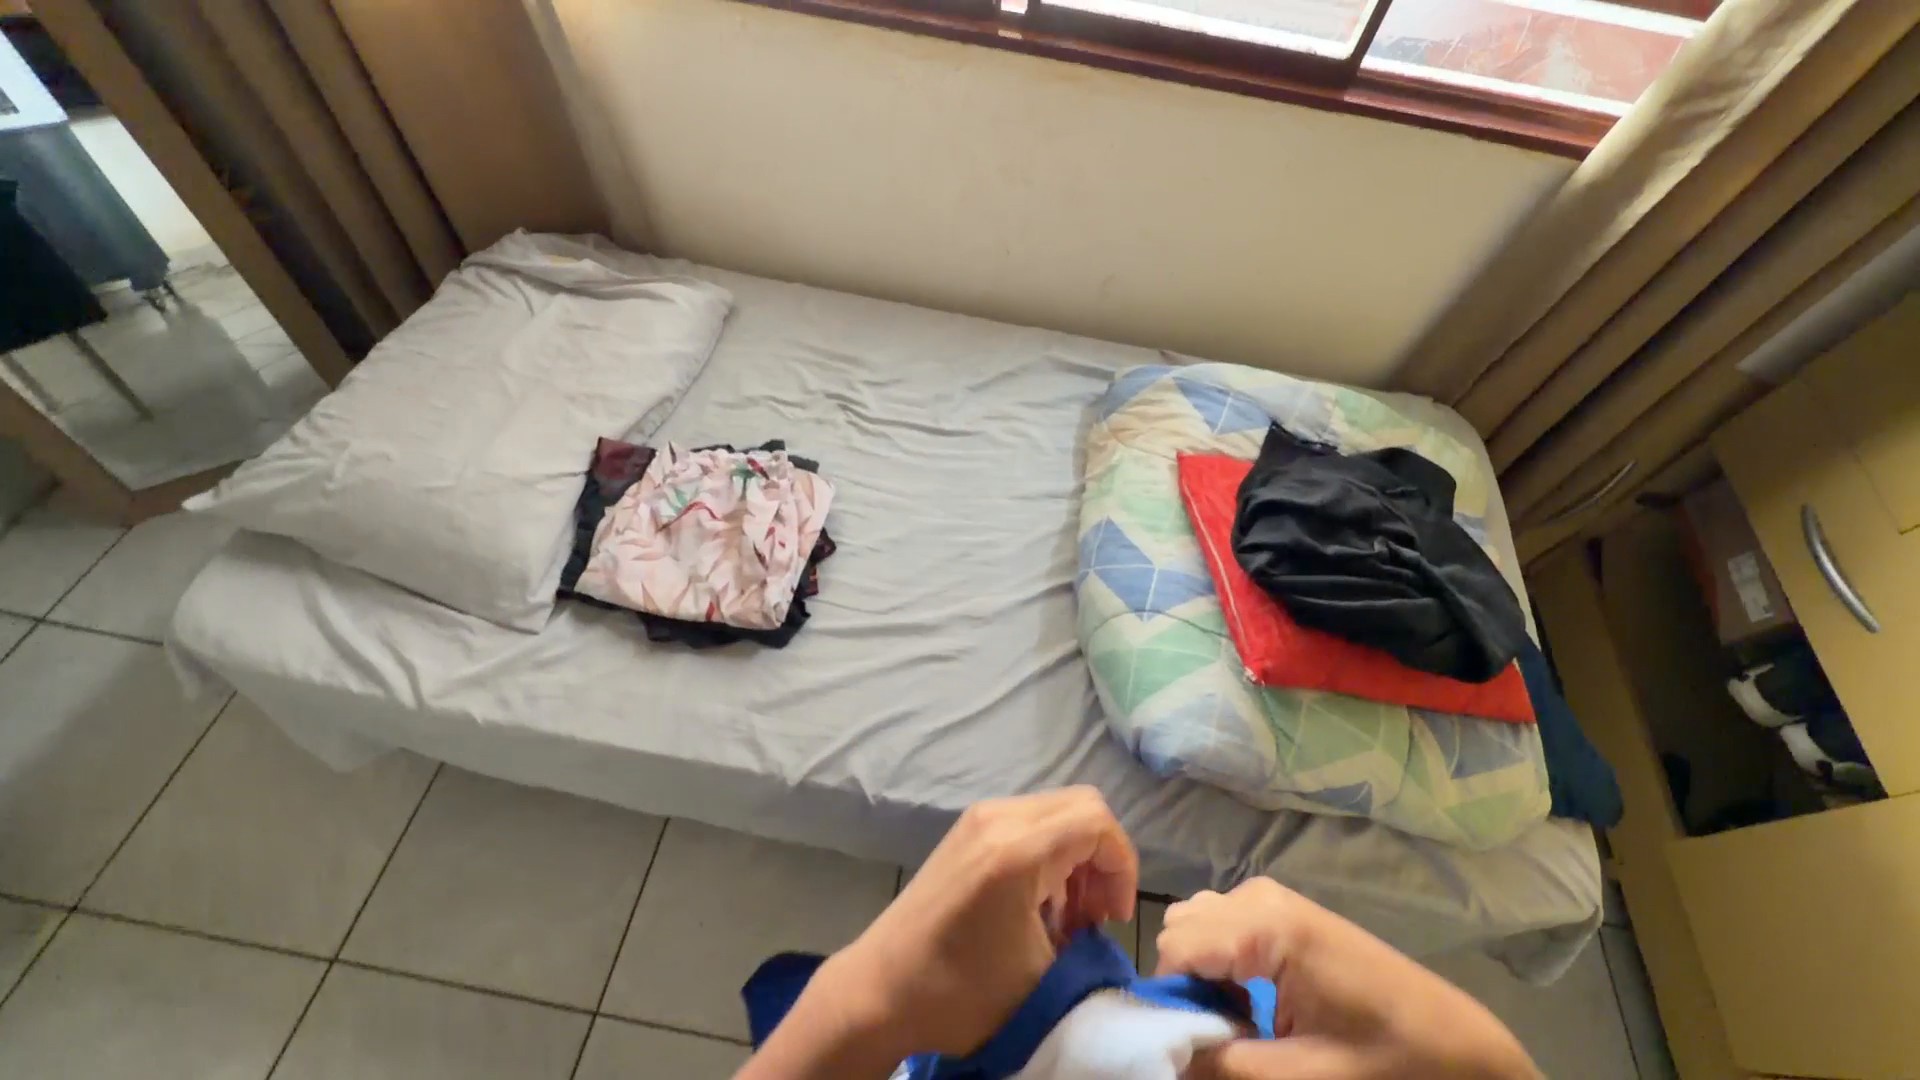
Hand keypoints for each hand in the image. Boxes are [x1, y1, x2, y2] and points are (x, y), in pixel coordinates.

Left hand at [736, 787, 1138, 1079]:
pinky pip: (1029, 822)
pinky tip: (1037, 904)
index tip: (1112, 918)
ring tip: (1067, 917)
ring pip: (1056, 812)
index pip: (1098, 821)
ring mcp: (978, 817)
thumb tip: (1106, 927)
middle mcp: (999, 817)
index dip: (1122, 867)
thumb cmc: (961, 992)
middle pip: (1081, 807)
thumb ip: (1091, 945)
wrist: (880, 989)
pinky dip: (1049, 854)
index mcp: (1018, 849)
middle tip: (1094, 916)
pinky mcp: (966, 829)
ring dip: (1076, 858)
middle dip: (1102, 860)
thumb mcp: (1043, 980)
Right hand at [1155, 880, 1540, 1079]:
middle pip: (1180, 929)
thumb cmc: (1388, 1064)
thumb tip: (1162, 1059)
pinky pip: (1221, 924)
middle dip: (1184, 984)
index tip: (1188, 1045)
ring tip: (1236, 1021)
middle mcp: (1259, 896)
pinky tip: (1251, 1002)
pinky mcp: (1280, 909)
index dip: (1169, 998)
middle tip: (1218, 1036)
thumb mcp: (1303, 1078)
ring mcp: (1270, 897)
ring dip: (1200, 972)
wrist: (1460, 1046)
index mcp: (1266, 928)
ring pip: (1194, 923)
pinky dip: (1219, 961)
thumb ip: (1223, 1066)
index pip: (1175, 947)